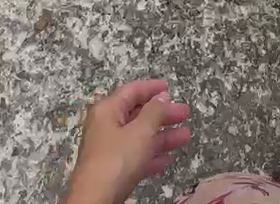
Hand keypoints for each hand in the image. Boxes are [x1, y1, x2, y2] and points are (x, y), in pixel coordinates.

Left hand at [63, 79, 192, 203]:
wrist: (94, 202)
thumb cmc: (117, 159)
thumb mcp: (141, 131)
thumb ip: (154, 112)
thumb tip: (161, 97)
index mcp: (108, 110)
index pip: (132, 91)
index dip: (152, 88)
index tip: (170, 88)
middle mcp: (106, 127)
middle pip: (138, 115)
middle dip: (163, 115)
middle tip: (185, 114)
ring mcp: (108, 150)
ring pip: (139, 137)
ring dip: (162, 137)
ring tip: (185, 137)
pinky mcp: (112, 171)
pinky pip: (135, 157)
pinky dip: (151, 156)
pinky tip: (168, 160)